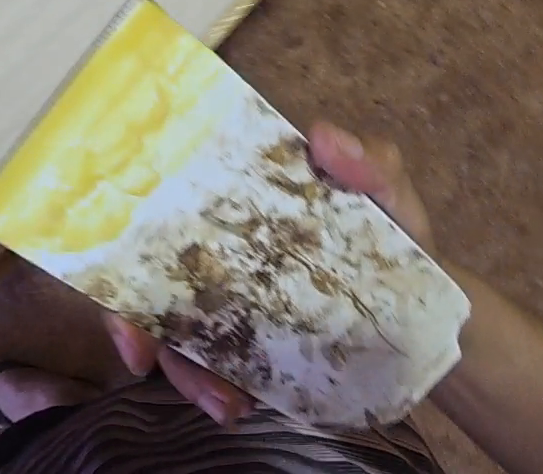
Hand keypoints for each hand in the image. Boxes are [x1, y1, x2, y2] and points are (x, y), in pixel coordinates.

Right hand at [103, 120, 434, 424]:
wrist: (425, 316)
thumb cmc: (395, 233)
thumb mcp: (389, 192)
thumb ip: (371, 164)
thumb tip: (323, 136)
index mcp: (241, 191)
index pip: (169, 194)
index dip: (128, 225)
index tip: (117, 266)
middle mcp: (220, 241)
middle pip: (150, 269)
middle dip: (131, 314)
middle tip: (140, 356)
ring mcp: (230, 295)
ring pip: (171, 326)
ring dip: (179, 366)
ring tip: (222, 401)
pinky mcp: (247, 343)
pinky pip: (208, 365)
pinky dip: (209, 388)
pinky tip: (237, 406)